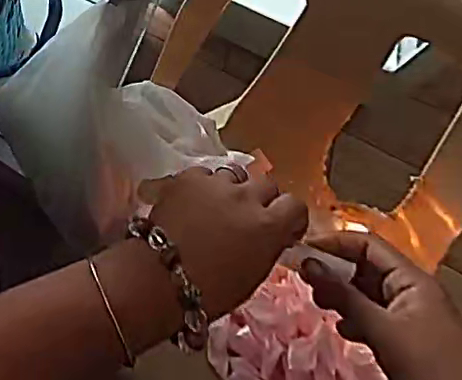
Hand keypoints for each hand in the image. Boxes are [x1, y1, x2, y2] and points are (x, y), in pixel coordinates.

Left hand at [147, 165, 307, 315]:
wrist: (166, 272)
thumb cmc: (215, 287)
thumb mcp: (255, 270)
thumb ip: (268, 242)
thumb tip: (272, 233)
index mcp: (268, 224)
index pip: (295, 205)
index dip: (290, 215)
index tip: (284, 225)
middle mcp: (245, 196)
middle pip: (265, 183)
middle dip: (263, 197)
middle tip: (251, 215)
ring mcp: (214, 182)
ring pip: (234, 174)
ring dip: (232, 188)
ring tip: (220, 205)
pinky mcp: (188, 175)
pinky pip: (205, 174)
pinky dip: (204, 185)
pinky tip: (194, 200)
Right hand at [299, 231, 461, 379]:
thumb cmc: (430, 365)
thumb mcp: (382, 329)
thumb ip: (343, 294)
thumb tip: (306, 263)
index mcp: (412, 279)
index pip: (366, 243)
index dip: (333, 242)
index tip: (303, 251)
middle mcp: (414, 290)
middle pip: (366, 266)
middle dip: (336, 272)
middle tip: (309, 283)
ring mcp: (415, 315)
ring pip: (369, 292)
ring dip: (344, 296)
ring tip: (323, 306)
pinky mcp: (414, 339)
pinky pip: (378, 315)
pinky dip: (358, 317)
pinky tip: (347, 330)